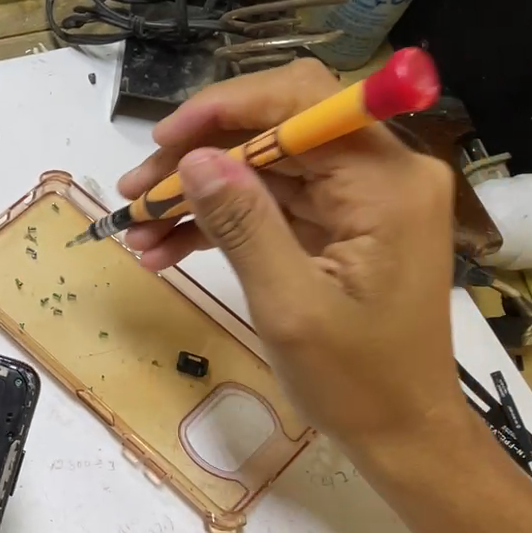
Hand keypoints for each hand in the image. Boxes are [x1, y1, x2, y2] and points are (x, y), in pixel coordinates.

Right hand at [116, 58, 471, 457]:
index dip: (225, 109)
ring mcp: (358, 202)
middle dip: (198, 158)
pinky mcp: (339, 228)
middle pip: (276, 132)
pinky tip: (165, 249)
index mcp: (384, 185)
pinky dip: (217, 225)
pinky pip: (269, 208)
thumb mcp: (289, 307)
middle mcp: (380, 175)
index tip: (160, 141)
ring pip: (263, 171)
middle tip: (132, 194)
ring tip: (136, 229)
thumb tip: (194, 160)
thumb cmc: (356, 380)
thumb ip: (244, 227)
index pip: (302, 105)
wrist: (398, 427)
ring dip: (196, 197)